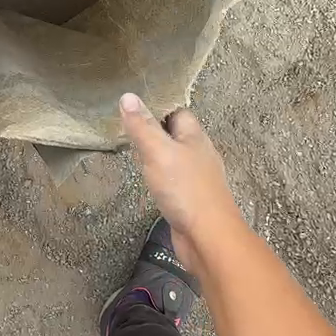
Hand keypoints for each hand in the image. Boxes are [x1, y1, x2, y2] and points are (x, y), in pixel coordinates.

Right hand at [119, 93, 242, 260]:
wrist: (208, 239)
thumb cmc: (185, 189)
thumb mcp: (158, 151)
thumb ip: (142, 125)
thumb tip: (127, 96)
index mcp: (195, 137)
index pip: (177, 111)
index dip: (157, 106)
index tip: (132, 106)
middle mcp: (198, 153)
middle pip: (175, 134)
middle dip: (154, 130)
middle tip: (127, 128)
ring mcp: (196, 177)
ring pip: (173, 157)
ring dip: (156, 154)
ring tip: (133, 152)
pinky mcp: (191, 198)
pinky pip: (173, 179)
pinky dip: (160, 176)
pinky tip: (148, 181)